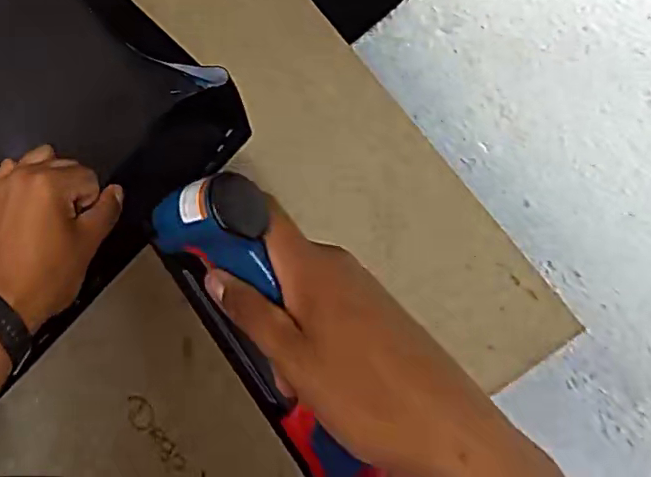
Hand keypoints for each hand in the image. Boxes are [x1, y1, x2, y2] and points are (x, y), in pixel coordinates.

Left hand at [0, 145, 123, 330]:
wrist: (5, 300)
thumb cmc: (48, 275)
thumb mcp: (87, 244)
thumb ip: (106, 211)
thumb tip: (116, 190)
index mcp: (50, 182)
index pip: (89, 178)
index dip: (91, 205)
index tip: (79, 229)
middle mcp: (27, 172)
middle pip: (67, 165)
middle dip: (73, 191)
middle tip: (67, 225)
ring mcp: (9, 180)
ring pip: (42, 158)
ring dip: (53, 177)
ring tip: (51, 210)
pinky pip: (17, 167)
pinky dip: (27, 176)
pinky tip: (31, 201)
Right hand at [205, 201, 561, 476]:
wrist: (458, 441)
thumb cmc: (378, 400)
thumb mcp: (293, 360)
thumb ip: (249, 312)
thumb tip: (217, 277)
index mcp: (311, 266)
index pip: (259, 210)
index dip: (220, 209)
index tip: (192, 224)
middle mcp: (335, 265)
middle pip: (273, 252)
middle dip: (250, 285)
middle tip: (244, 325)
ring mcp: (358, 287)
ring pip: (297, 283)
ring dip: (278, 314)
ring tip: (289, 369)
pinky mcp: (374, 311)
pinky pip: (323, 301)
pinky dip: (305, 325)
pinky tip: (315, 370)